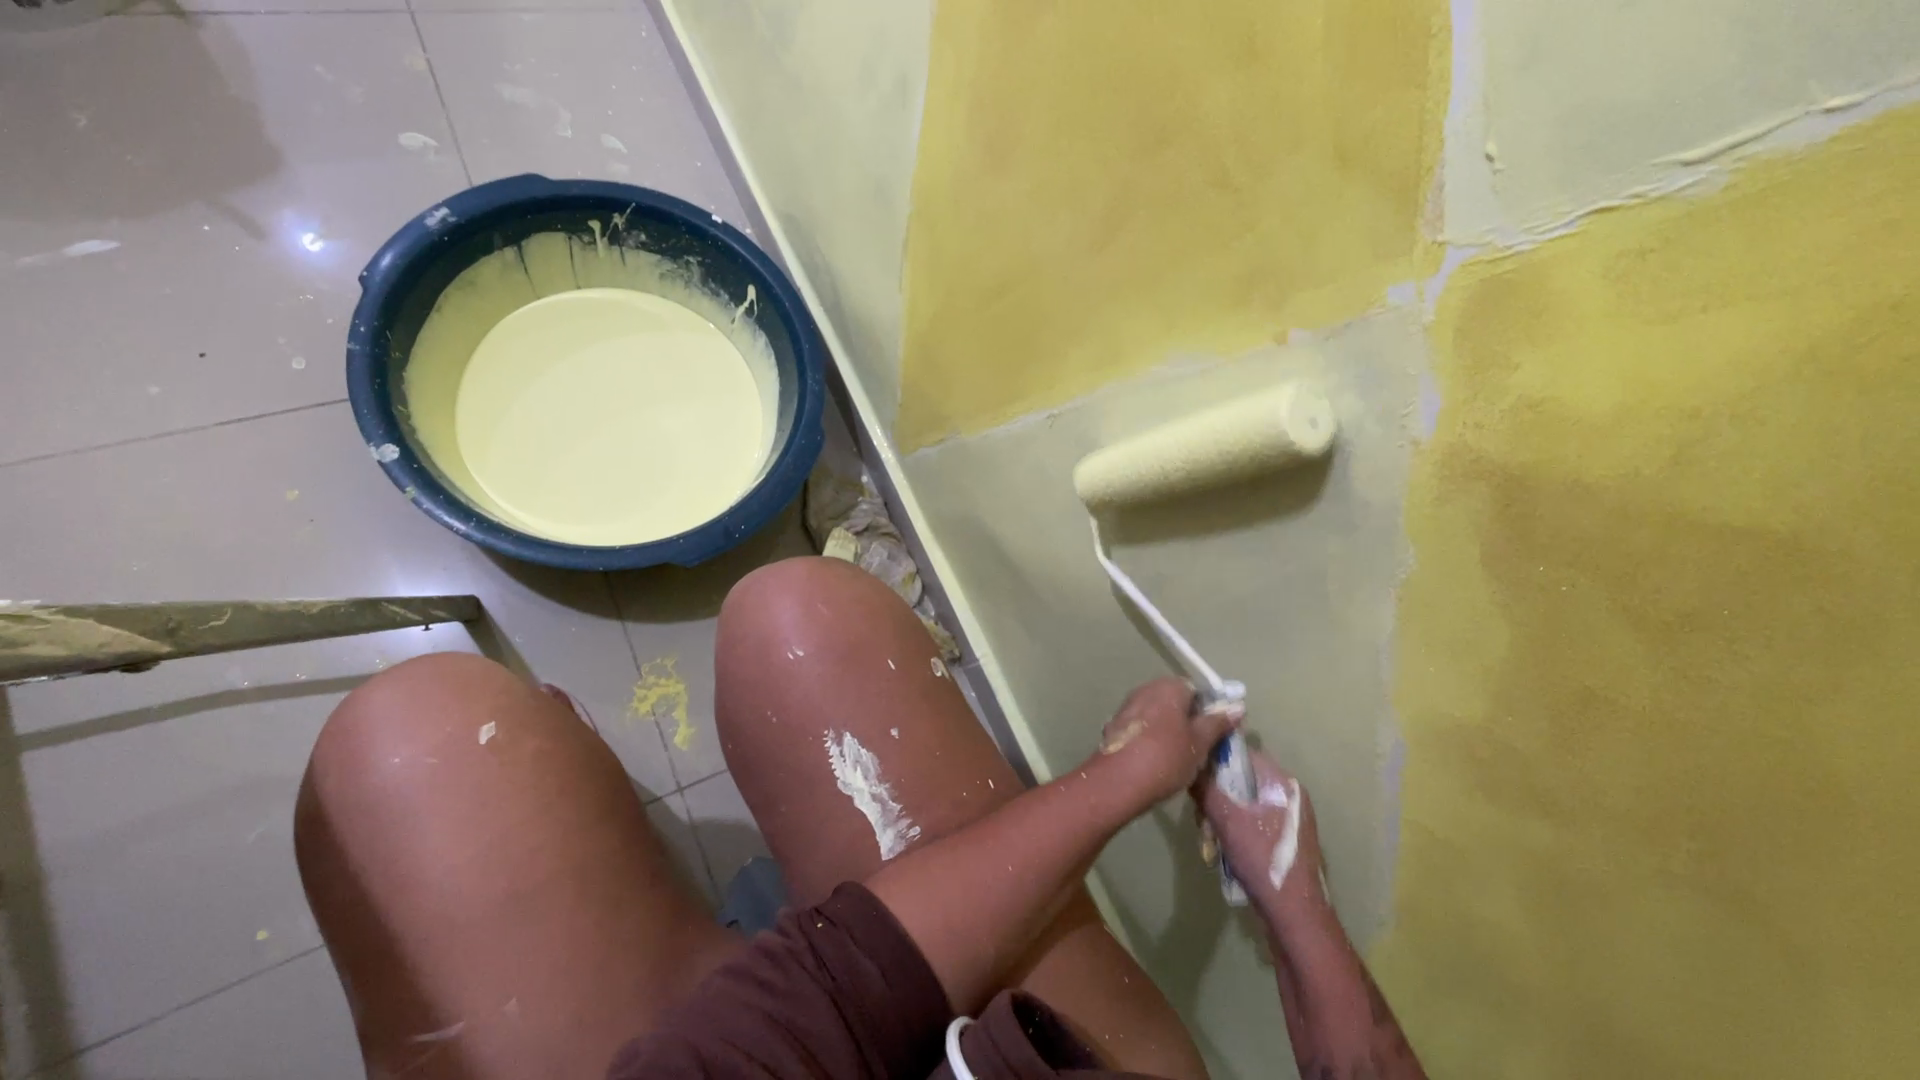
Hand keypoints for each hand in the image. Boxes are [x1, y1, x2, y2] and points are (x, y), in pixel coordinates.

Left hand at [1097, 677, 1240, 808]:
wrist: (1119, 781)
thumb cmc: (1166, 757)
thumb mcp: (1200, 743)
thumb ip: (1217, 722)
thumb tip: (1237, 707)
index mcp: (1168, 687)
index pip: (1195, 689)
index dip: (1208, 710)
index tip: (1214, 732)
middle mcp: (1145, 690)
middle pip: (1174, 701)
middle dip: (1188, 720)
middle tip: (1200, 746)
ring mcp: (1126, 707)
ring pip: (1156, 715)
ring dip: (1169, 729)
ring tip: (1180, 756)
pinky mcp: (1115, 727)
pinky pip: (1141, 727)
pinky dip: (1150, 738)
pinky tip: (1156, 760)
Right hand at [1191, 748, 1330, 934]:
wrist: (1295, 915)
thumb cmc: (1262, 859)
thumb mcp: (1226, 820)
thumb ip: (1206, 787)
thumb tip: (1189, 763)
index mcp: (1283, 784)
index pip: (1244, 754)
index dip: (1215, 759)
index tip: (1193, 775)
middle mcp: (1290, 796)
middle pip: (1242, 780)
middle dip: (1216, 795)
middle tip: (1201, 818)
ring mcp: (1289, 820)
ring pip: (1244, 804)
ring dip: (1222, 817)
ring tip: (1210, 840)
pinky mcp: (1285, 841)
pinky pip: (1253, 823)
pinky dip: (1235, 831)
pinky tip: (1223, 851)